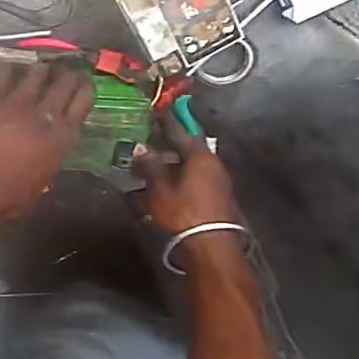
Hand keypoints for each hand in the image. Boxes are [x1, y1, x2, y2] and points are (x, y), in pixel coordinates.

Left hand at [0, 63, 94, 242]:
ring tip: (33, 71)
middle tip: (59, 71)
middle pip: (63, 80)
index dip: (84, 84)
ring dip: (36, 70)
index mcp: (62, 133)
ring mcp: (15, 103)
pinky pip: (1, 73)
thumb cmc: (17, 189)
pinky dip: (6, 71)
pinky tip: (6, 72)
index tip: (82, 79)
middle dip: (64, 73)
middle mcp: (43, 113)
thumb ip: (58, 140)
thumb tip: (59, 123)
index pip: (84, 97)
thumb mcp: (50, 167)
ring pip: (34, 72)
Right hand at [134, 116, 239, 237]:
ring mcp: (218, 179)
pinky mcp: (217, 194)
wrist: (211, 245)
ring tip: (153, 166)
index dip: (165, 122)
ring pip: (191, 163)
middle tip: (148, 142)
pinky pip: (196, 176)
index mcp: (199, 155)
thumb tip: (141, 146)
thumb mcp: (160, 188)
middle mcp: (212, 162)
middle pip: (187, 147)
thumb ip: (150, 165)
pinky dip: (181, 175)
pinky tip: (167, 184)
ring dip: (173, 162)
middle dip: (167, 145)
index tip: (154, 112)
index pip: (179, 131)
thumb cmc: (183, 212)